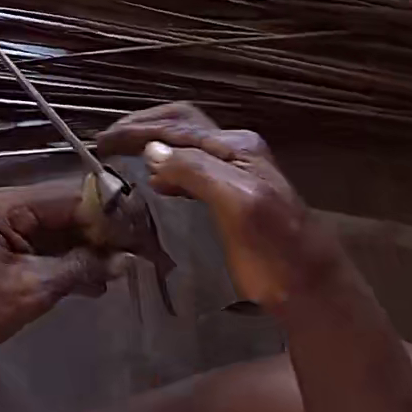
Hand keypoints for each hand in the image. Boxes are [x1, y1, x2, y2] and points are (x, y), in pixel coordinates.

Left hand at [0, 180, 128, 359]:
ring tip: (125, 272)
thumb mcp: (34, 288)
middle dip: (107, 233)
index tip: (143, 234)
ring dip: (97, 250)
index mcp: (12, 204)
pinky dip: (79, 262)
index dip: (110, 214)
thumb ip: (81, 268)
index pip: (73, 196)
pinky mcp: (23, 246)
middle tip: (142, 254)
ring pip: (71, 229)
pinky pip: (60, 246)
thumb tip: (127, 260)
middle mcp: (17, 205)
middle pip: (74, 209)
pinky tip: (100, 284)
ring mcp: (20, 225)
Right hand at [98, 104, 330, 306]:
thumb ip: (195, 172)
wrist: (309, 287)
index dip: (137, 130)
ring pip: (182, 143)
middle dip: (141, 127)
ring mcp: (232, 171)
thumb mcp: (237, 204)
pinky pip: (188, 168)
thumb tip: (149, 151)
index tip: (103, 141)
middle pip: (179, 125)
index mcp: (234, 146)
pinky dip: (164, 166)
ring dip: (150, 143)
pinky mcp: (228, 194)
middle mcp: (233, 150)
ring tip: (120, 153)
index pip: (176, 126)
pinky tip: (153, 181)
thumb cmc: (274, 249)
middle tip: (106, 140)